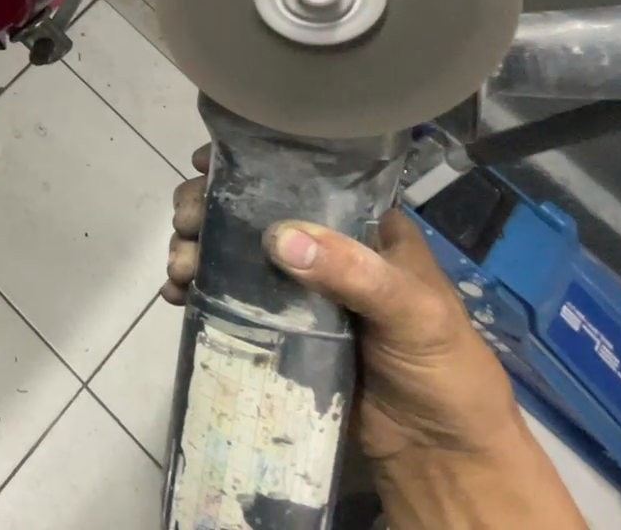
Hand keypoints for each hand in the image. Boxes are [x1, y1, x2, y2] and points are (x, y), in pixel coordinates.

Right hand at [163, 147, 528, 467]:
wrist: (436, 456)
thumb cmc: (444, 373)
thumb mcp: (418, 316)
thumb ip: (357, 273)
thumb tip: (280, 237)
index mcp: (358, 230)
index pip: (297, 178)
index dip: (246, 166)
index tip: (203, 164)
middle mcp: (315, 248)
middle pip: (244, 208)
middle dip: (202, 209)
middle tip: (186, 226)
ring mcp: (285, 285)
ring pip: (222, 246)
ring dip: (189, 248)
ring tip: (179, 269)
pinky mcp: (265, 321)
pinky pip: (216, 292)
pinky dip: (189, 287)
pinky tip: (176, 294)